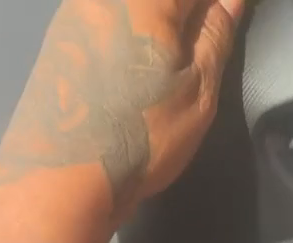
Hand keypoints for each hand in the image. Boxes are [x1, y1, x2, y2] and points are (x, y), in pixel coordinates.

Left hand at [0, 0, 247, 218]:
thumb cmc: (144, 135)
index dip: (219, 5)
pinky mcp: (61, 37)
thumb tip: (230, 1)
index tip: (228, 20)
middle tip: (205, 39)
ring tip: (175, 58)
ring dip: (158, 27)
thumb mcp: (198, 93)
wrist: (66, 175)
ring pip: (129, 8)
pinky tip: (137, 65)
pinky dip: (130, 32)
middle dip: (186, 15)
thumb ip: (215, 37)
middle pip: (159, 0)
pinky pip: (105, 17)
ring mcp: (77, 10)